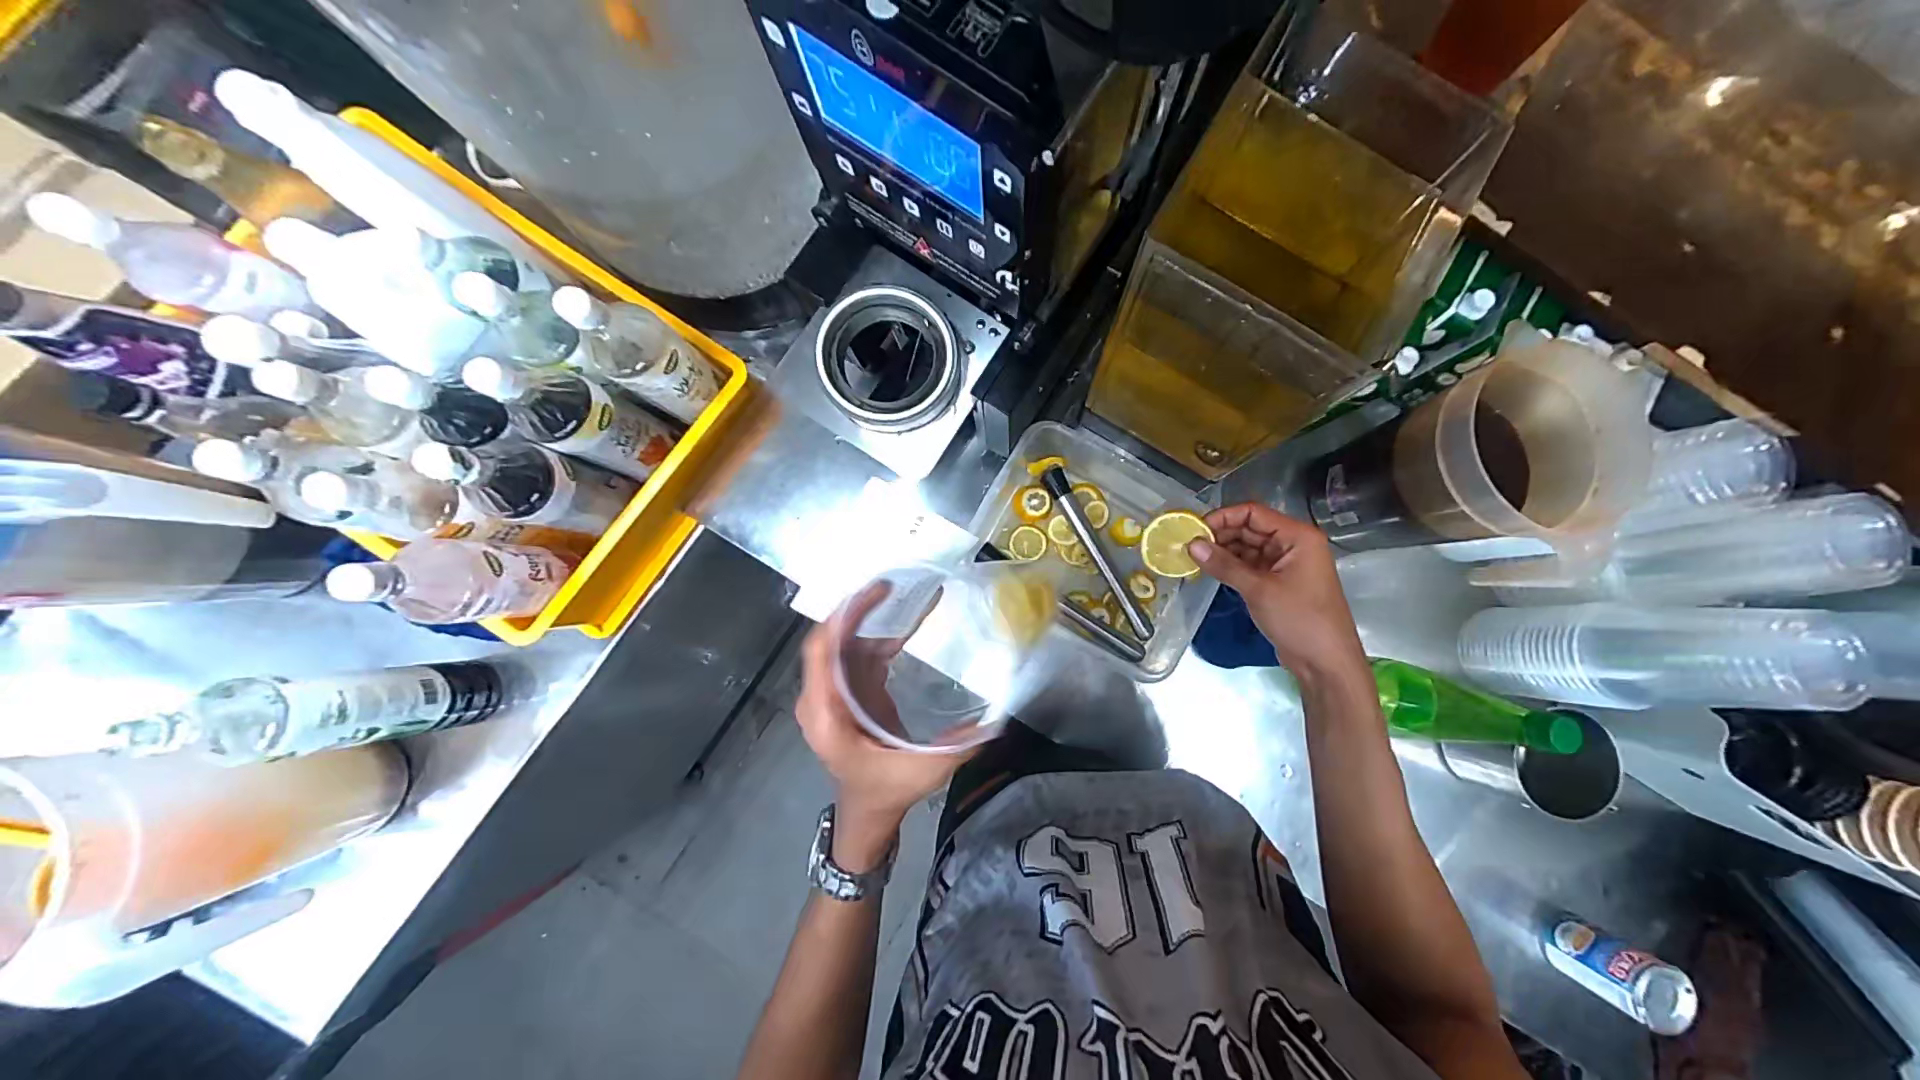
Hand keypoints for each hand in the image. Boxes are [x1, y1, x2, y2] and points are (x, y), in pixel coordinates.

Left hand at [796, 582, 979, 869]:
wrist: (867, 811)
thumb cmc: (886, 791)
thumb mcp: (924, 771)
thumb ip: (957, 746)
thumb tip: (995, 719)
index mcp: (828, 715)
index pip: (820, 655)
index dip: (839, 621)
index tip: (866, 595)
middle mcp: (822, 698)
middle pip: (829, 642)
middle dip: (856, 610)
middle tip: (888, 584)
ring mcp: (832, 693)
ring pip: (843, 643)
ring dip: (867, 618)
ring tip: (897, 591)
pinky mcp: (846, 692)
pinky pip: (855, 654)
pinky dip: (876, 635)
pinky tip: (904, 620)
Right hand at [1188, 503, 1368, 682]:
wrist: (1326, 662)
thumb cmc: (1300, 619)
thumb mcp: (1259, 590)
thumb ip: (1224, 565)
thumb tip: (1192, 545)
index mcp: (1297, 537)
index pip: (1253, 513)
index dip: (1222, 517)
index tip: (1194, 529)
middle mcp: (1293, 545)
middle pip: (1250, 528)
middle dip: (1220, 535)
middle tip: (1188, 545)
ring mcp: (1286, 564)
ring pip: (1248, 548)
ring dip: (1223, 551)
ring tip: (1193, 557)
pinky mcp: (1278, 583)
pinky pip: (1250, 566)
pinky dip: (1231, 566)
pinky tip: (1210, 570)